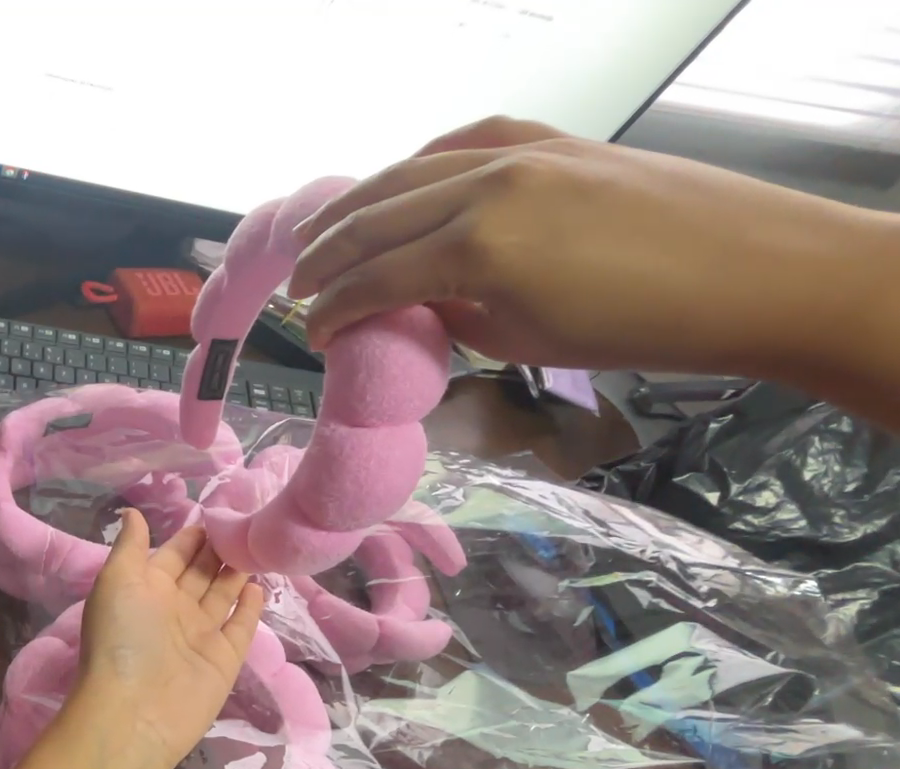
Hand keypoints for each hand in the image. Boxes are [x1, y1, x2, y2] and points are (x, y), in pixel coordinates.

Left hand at [71, 510, 264, 768]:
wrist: (135, 710)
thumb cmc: (120, 637)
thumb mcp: (116, 580)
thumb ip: (130, 546)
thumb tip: (132, 513)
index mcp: (144, 589)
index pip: (173, 555)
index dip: (192, 536)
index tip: (218, 512)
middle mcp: (172, 609)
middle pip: (200, 572)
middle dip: (219, 549)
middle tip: (247, 524)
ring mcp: (200, 634)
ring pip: (222, 595)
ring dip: (236, 572)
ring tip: (259, 545)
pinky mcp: (224, 658)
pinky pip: (241, 626)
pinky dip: (251, 607)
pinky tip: (260, 584)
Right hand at [285, 115, 898, 384]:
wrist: (760, 275)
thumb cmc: (636, 330)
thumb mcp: (516, 339)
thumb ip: (445, 313)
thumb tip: (404, 302)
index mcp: (476, 251)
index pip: (370, 281)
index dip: (329, 312)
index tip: (311, 336)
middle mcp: (487, 188)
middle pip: (371, 221)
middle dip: (321, 259)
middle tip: (296, 288)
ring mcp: (522, 154)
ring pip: (405, 172)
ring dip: (353, 207)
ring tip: (320, 233)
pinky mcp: (553, 140)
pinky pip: (463, 140)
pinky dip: (418, 164)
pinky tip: (400, 181)